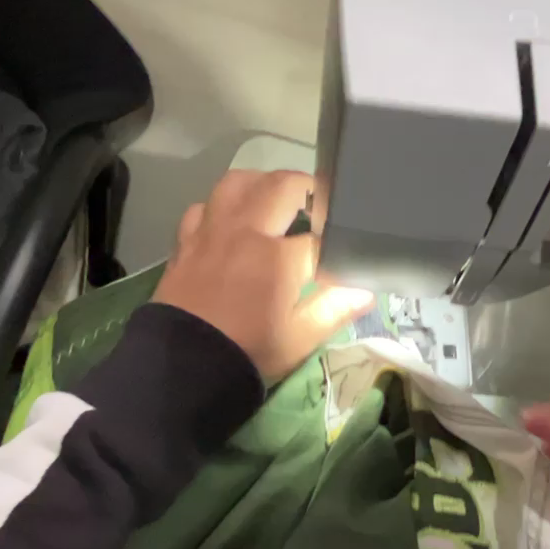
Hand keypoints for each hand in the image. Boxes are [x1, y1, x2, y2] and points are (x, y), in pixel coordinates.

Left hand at [152, 169, 373, 380]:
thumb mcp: (300, 339)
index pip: (321, 233)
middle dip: (308, 189)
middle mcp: (245, 231)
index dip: (337, 240)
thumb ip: (334, 309)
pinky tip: (231, 224)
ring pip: (239, 182)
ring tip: (275, 202)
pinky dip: (222, 207)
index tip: (342, 253)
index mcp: (279, 256)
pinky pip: (204, 206)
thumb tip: (365, 289)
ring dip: (263, 185)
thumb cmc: (249, 352)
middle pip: (282, 186)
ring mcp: (212, 232)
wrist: (184, 366)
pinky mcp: (186, 242)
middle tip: (319, 208)